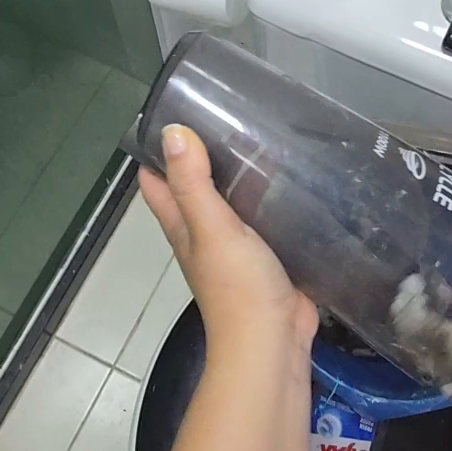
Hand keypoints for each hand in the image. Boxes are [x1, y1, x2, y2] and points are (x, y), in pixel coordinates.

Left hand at [138, 125, 316, 353]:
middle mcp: (203, 232)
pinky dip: (272, 197)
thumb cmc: (237, 286)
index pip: (158, 179)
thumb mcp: (212, 228)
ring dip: (242, 173)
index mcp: (183, 224)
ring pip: (233, 199)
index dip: (158, 147)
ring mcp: (236, 245)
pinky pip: (265, 217)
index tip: (178, 108)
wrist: (272, 342)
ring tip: (265, 134)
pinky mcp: (267, 254)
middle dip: (206, 152)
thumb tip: (172, 131)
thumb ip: (193, 183)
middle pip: (195, 185)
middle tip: (231, 112)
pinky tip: (293, 178)